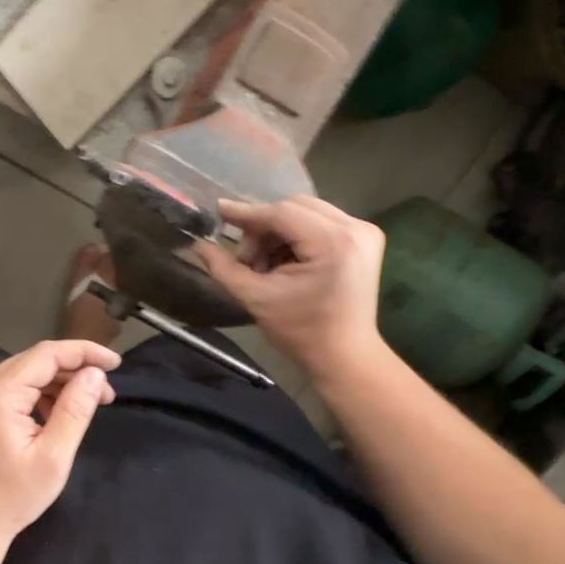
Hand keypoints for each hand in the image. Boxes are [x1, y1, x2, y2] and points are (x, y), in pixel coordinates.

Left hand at [0, 340, 120, 551]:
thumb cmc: (14, 497)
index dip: (84, 352)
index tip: (116, 363)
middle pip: (34, 360)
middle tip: (107, 391)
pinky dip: (37, 395)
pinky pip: (10, 390)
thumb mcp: (54, 456)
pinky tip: (56, 415)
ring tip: (88, 404)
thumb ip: (75, 410)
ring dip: (57, 383)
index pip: (46, 355)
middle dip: (74, 369)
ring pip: (23, 374)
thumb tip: (95, 374)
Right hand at [195, 197, 387, 380]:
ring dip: (279, 234)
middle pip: (296, 207)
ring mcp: (364, 231)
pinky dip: (296, 238)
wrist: (343, 355)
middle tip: (246, 260)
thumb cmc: (301, 332)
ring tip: (265, 266)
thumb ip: (226, 269)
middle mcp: (355, 228)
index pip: (282, 213)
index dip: (247, 214)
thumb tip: (199, 245)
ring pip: (307, 213)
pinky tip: (285, 263)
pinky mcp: (365, 239)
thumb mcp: (258, 300)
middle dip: (264, 229)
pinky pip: (321, 223)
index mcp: (333, 242)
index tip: (218, 211)